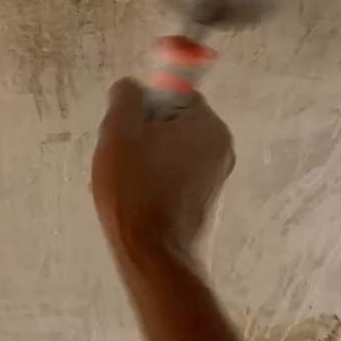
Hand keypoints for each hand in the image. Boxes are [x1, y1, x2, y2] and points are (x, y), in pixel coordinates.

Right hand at [91, 78, 235, 261]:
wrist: (152, 253)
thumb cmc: (134, 188)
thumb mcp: (119, 132)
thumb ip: (126, 97)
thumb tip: (132, 87)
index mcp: (207, 125)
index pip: (173, 93)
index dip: (143, 106)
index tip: (124, 130)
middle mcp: (221, 146)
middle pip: (171, 119)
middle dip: (141, 131)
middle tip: (119, 154)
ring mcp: (216, 174)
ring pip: (169, 146)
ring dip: (143, 154)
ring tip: (124, 177)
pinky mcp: (205, 196)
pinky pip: (174, 169)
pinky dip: (154, 174)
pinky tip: (135, 193)